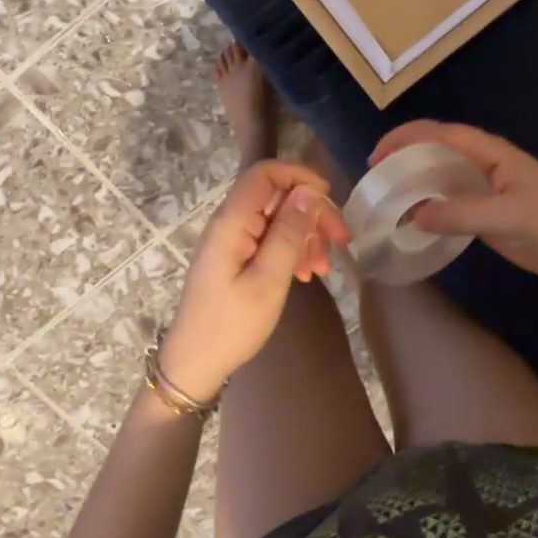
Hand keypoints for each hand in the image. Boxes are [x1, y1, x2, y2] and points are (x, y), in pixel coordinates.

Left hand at [159, 160, 350, 401]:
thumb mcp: (268, 281)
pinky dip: (292, 250)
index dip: (300, 175)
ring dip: (306, 235)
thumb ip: (289, 233)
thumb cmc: (231, 325)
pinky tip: (307, 273)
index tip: (330, 197)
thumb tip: (307, 193)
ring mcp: (232, 240)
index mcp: (232, 221)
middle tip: (342, 240)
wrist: (195, 364)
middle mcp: (230, 222)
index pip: (265, 173)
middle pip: (276, 196)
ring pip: (277, 218)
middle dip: (311, 212)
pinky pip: (269, 239)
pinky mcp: (236, 257)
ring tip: (324, 267)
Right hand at [370, 121, 537, 278]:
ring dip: (413, 181)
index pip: (440, 134)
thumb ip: (461, 213)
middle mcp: (481, 163)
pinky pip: (447, 200)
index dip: (406, 139)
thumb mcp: (507, 217)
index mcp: (490, 152)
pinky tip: (410, 219)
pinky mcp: (483, 209)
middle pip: (435, 148)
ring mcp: (482, 186)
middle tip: (375, 176)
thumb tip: (414, 214)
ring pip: (439, 174)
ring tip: (385, 196)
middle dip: (403, 155)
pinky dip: (426, 205)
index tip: (378, 157)